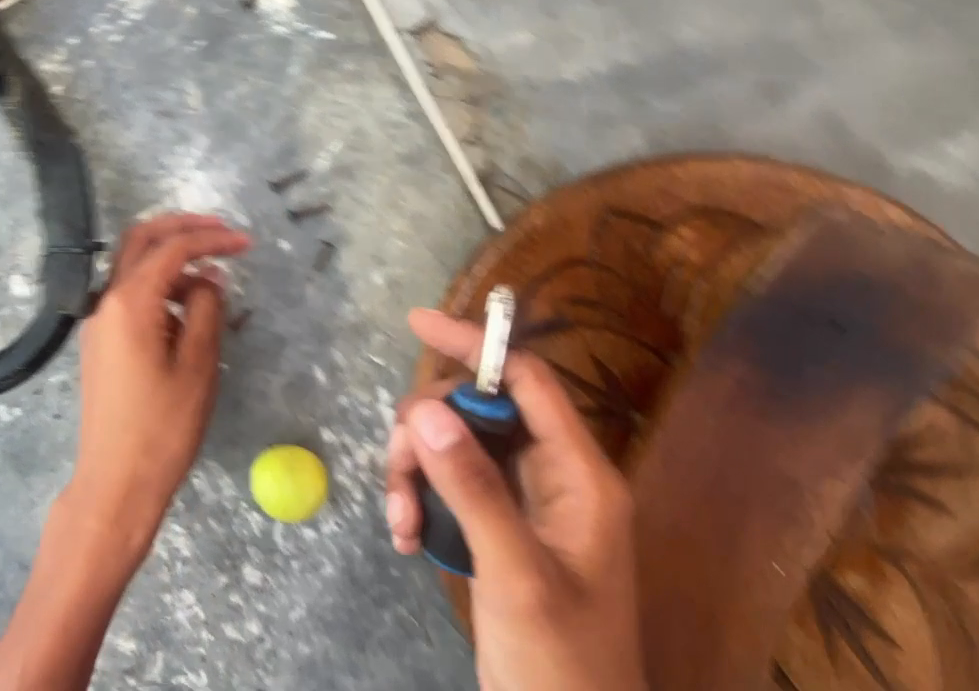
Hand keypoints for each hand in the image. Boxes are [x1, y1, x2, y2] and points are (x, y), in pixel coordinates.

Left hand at [62, 212, 251, 553]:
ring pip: (132, 267)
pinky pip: (129, 296)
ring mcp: (98, 321)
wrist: (116, 480)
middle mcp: (105, 302)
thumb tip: (208, 278)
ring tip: (213, 281)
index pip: (171, 249)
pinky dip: (158, 288)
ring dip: (171, 260)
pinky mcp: (100, 341)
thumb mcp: (198, 366)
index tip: (246, 243)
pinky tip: (187, 311)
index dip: (211, 239)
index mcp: (129, 303)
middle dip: (182, 229)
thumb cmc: (163, 428)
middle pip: (140, 241)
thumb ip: (206, 310)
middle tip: (222, 233)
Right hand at [384, 310, 645, 690]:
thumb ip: (473, 488)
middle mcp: (552, 476)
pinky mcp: (496, 526)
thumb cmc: (561, 662)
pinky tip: (405, 538)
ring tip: (401, 523)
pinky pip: (447, 483)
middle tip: (398, 476)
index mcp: (580, 476)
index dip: (474, 345)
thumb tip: (425, 410)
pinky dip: (419, 499)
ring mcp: (523, 501)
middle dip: (426, 432)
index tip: (417, 322)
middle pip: (476, 411)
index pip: (525, 380)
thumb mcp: (515, 574)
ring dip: (415, 472)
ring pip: (453, 445)